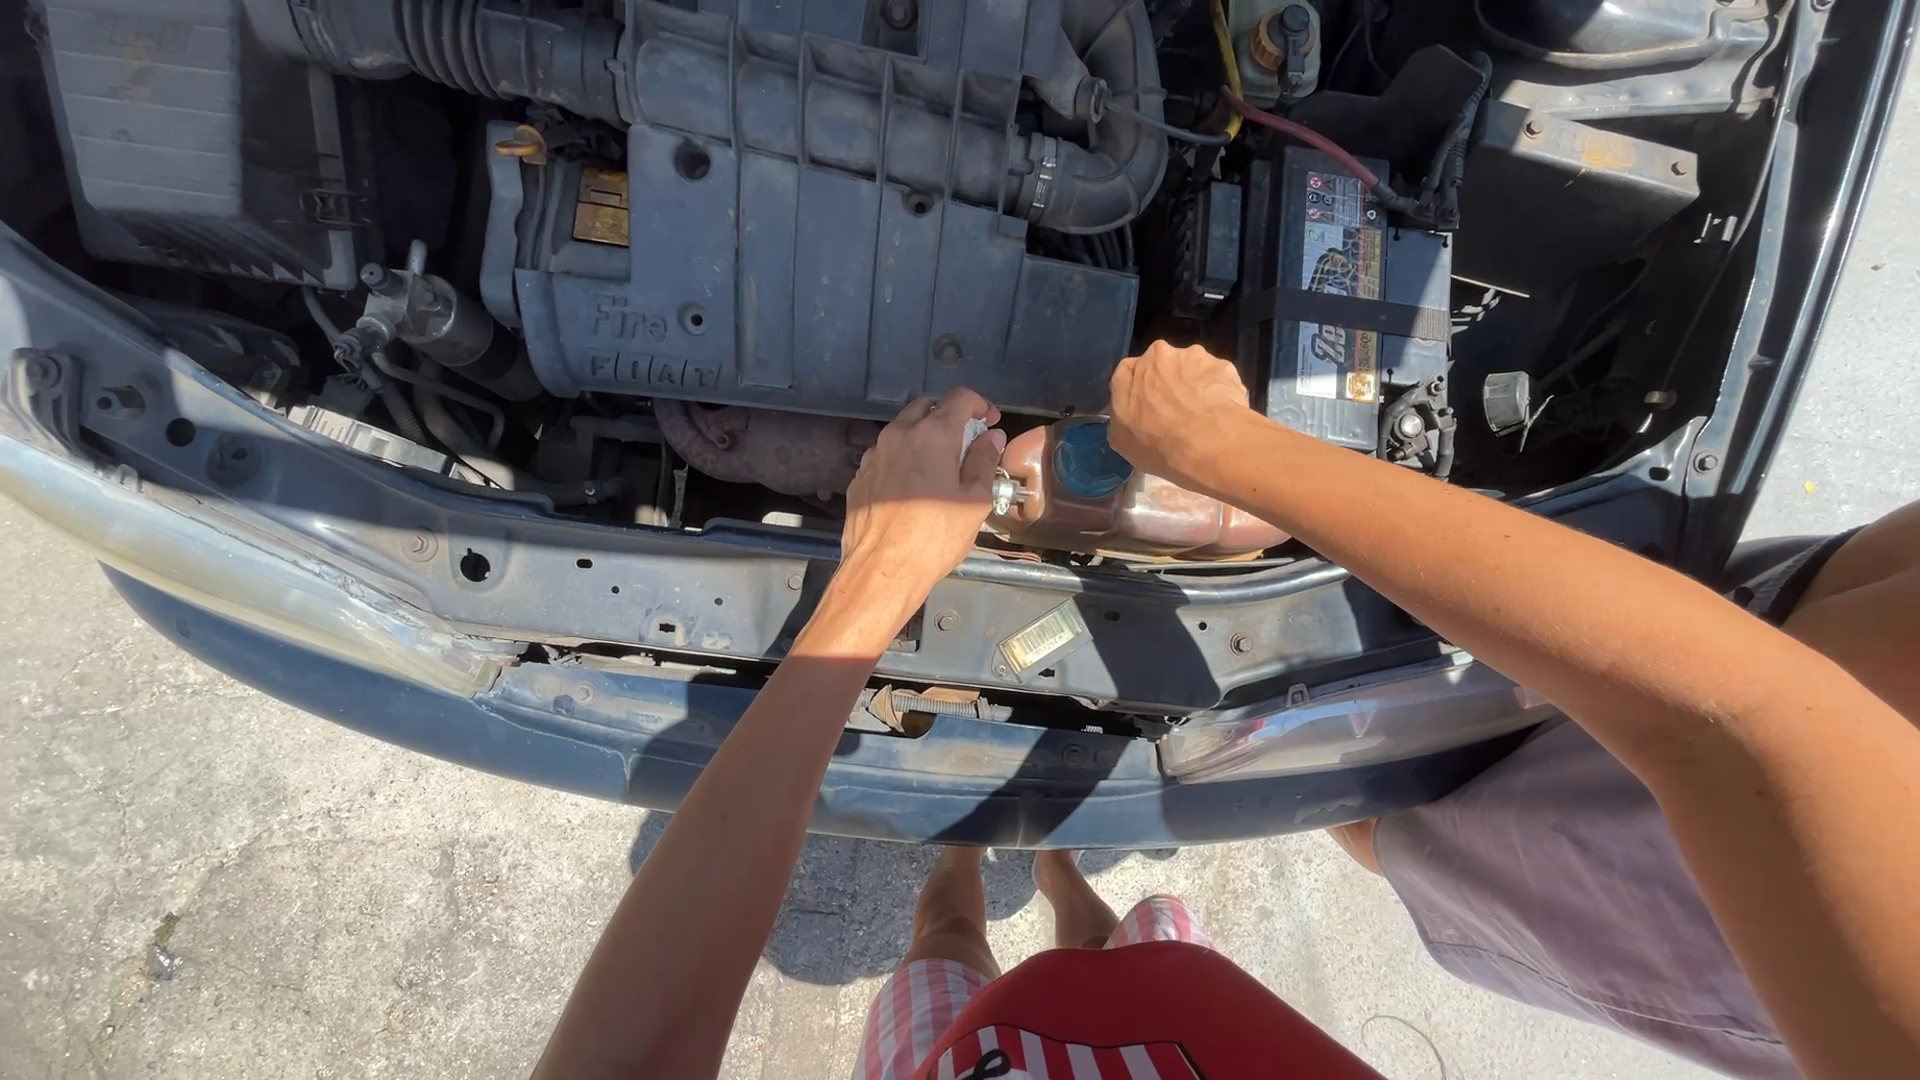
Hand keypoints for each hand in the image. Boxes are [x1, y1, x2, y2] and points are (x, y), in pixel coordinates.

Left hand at [837, 387, 1005, 610]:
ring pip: (902, 430)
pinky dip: (903, 458)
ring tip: (939, 465)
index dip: (980, 405)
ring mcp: (873, 455)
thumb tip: (992, 436)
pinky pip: (885, 455)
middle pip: (927, 407)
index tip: (990, 422)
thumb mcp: (974, 501)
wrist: (882, 570)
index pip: (960, 398)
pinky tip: (912, 486)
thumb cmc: (935, 536)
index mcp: (932, 435)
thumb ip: (984, 460)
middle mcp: (898, 435)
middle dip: (950, 415)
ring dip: (924, 436)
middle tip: (966, 440)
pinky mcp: (859, 477)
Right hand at [1107, 341, 1255, 489]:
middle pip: (1160, 366)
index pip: (1127, 373)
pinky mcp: (1224, 365)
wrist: (1209, 444)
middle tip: (1174, 411)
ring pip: (1191, 368)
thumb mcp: (1121, 439)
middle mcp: (1160, 354)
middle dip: (1166, 383)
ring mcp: (1195, 357)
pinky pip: (1216, 377)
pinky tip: (1220, 413)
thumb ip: (1121, 415)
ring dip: (1193, 385)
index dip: (1136, 391)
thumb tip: (1130, 412)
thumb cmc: (1157, 444)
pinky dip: (1217, 390)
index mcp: (1131, 370)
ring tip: (1201, 415)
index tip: (1144, 409)